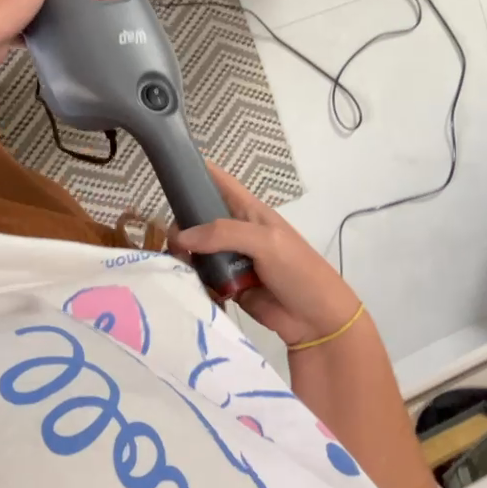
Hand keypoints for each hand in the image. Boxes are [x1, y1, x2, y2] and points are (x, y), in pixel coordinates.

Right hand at [173, 162, 364, 347]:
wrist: (319, 322)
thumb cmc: (299, 271)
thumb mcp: (265, 242)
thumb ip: (223, 234)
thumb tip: (180, 238)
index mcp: (249, 211)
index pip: (219, 181)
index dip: (196, 169)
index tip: (168, 165)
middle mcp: (236, 231)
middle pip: (199, 217)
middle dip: (181, 222)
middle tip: (168, 238)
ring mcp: (232, 259)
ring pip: (197, 249)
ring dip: (184, 254)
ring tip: (173, 264)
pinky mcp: (228, 285)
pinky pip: (203, 277)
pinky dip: (193, 278)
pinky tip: (182, 282)